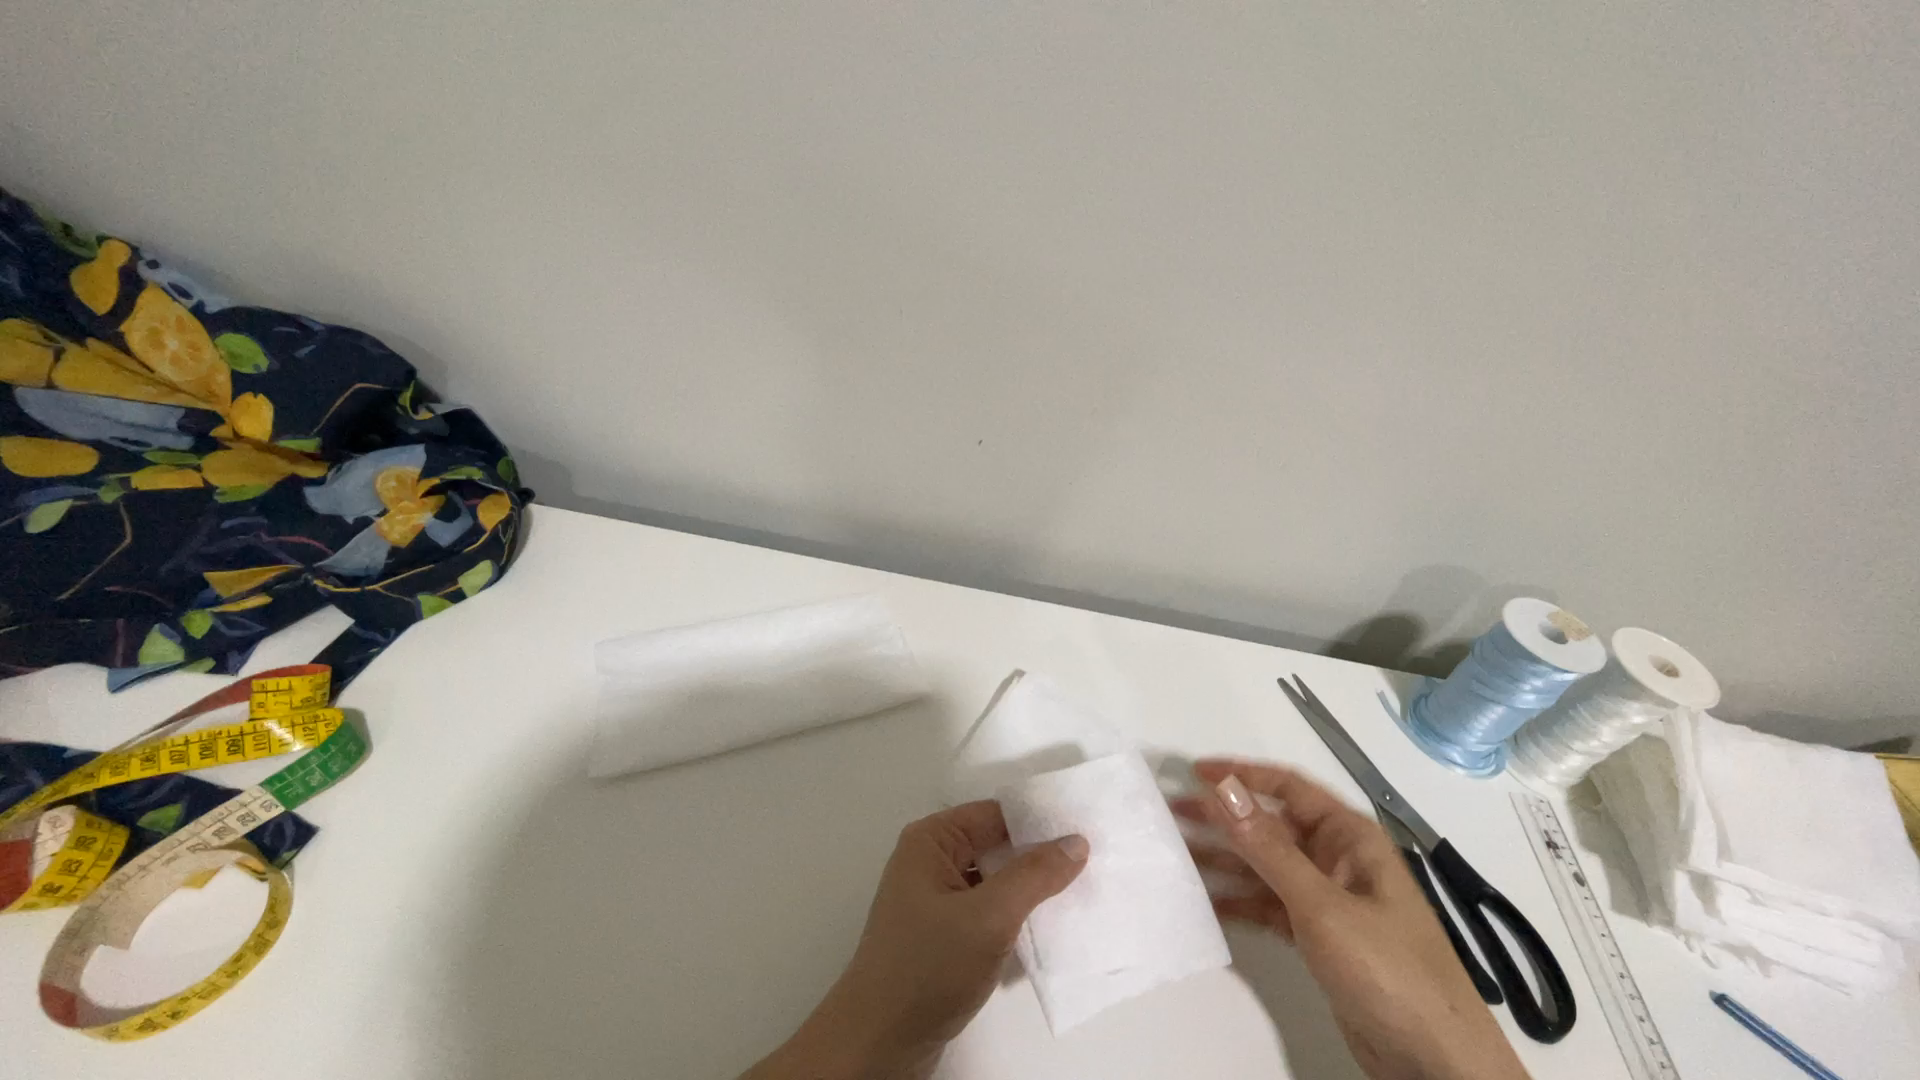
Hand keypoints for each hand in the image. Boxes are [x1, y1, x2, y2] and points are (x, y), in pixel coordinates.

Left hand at [742, 801, 1088, 1079]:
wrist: (879, 1043)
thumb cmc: (928, 967)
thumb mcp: (989, 917)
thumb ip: (1034, 876)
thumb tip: (1076, 841)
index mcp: (931, 841)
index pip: (995, 814)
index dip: (1039, 821)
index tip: (1087, 832)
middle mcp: (931, 862)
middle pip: (996, 847)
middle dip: (1039, 858)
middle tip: (1094, 865)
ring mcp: (936, 901)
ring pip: (995, 883)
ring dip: (1030, 893)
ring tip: (1082, 896)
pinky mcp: (943, 937)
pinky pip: (988, 914)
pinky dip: (1015, 920)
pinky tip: (1049, 932)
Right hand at [1173, 760, 1529, 1079]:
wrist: (1434, 1060)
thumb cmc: (1386, 968)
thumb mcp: (1321, 904)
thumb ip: (1268, 848)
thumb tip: (1224, 789)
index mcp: (1350, 837)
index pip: (1289, 789)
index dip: (1242, 776)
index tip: (1195, 772)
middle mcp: (1339, 860)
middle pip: (1273, 827)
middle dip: (1225, 818)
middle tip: (1173, 812)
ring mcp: (1331, 900)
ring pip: (1267, 867)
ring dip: (1226, 860)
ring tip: (1178, 854)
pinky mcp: (1322, 937)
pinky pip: (1272, 905)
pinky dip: (1241, 902)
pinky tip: (1207, 903)